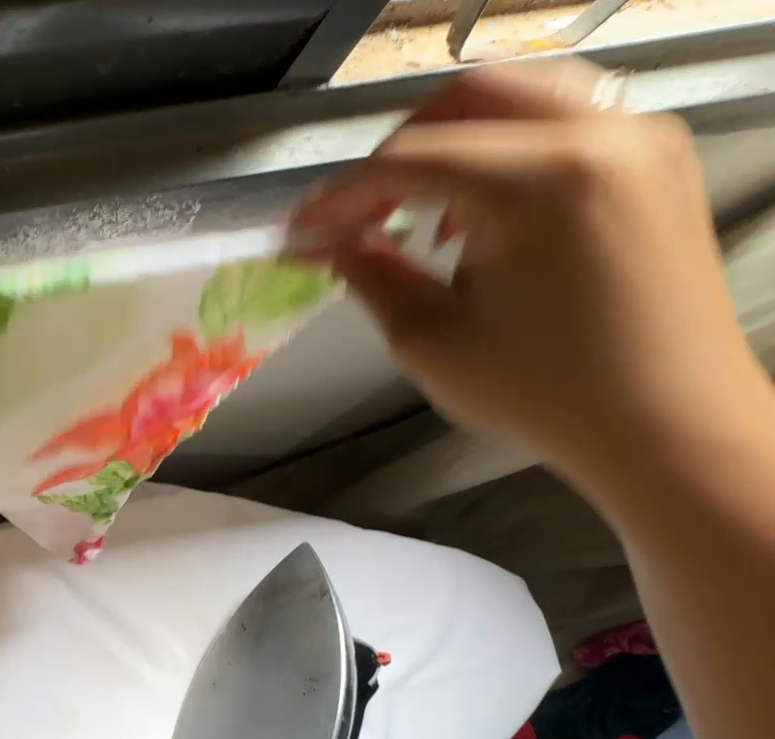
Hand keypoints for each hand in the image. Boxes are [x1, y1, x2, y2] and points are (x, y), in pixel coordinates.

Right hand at [291, 59, 763, 487]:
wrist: (665, 419)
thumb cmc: (544, 389)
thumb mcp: (426, 337)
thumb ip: (370, 273)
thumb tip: (329, 243)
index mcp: (536, 183)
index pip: (405, 160)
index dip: (338, 198)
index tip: (298, 233)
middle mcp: (599, 138)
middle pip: (467, 93)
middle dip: (394, 148)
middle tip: (355, 210)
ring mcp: (639, 142)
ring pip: (520, 93)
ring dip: (449, 140)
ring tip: (411, 208)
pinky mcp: (654, 164)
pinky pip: (563, 120)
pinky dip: (501, 149)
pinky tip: (472, 213)